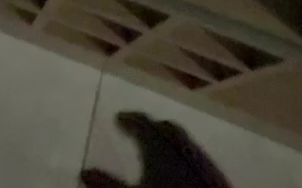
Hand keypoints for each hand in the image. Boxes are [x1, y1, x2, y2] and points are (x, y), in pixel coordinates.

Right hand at [81, 112, 233, 187]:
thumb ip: (107, 185)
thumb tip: (83, 171)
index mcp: (160, 143)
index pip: (142, 121)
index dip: (129, 119)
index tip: (117, 119)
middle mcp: (183, 144)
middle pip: (166, 129)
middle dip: (150, 128)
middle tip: (135, 132)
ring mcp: (204, 161)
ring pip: (184, 143)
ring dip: (168, 143)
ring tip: (155, 153)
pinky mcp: (218, 178)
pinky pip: (196, 158)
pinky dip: (183, 158)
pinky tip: (180, 173)